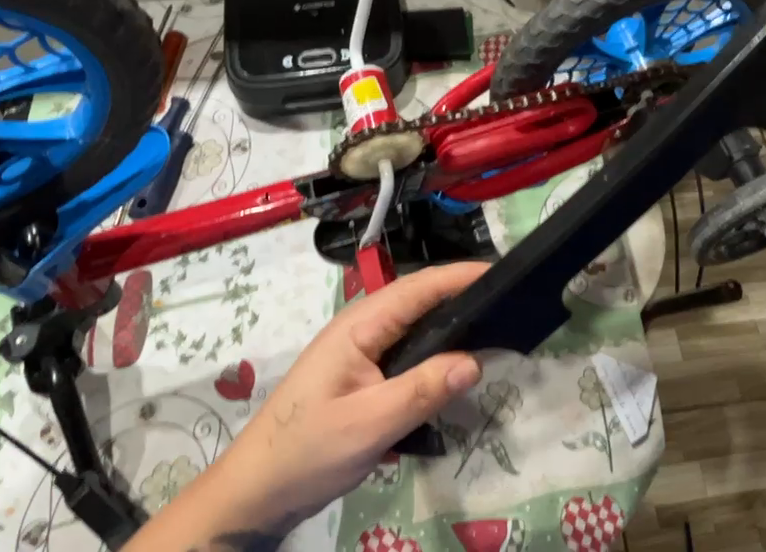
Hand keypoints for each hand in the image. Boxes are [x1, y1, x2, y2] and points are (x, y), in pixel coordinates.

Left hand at [148, 263, 485, 543]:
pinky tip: (456, 367)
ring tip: (494, 328)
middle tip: (509, 302)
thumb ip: (422, 391)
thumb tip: (475, 361)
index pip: (420, 287)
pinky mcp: (363, 376)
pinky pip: (407, 352)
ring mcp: (360, 352)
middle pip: (420, 300)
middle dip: (462, 294)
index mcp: (360, 325)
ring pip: (415, 327)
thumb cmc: (307, 451)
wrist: (256, 491)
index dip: (461, 276)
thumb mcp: (369, 424)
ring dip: (450, 323)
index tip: (503, 274)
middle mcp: (362, 328)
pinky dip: (435, 352)